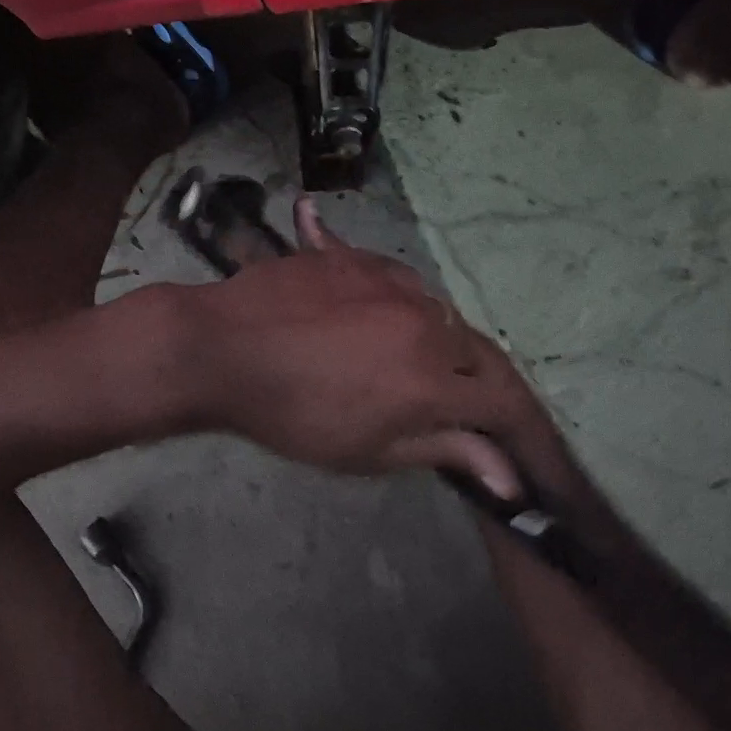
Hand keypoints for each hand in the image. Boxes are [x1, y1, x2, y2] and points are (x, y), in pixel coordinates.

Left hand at [167, 198, 553, 499]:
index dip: (509, 423)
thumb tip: (511, 476)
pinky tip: (374, 309)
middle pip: (474, 351)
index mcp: (433, 378)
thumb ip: (442, 450)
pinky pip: (394, 275)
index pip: (502, 399)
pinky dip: (396, 299)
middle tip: (443, 400)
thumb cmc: (291, 414)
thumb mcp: (367, 450)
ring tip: (402, 358)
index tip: (500, 435)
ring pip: (437, 310)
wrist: (220, 348)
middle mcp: (426, 322)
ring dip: (434, 337)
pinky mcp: (355, 254)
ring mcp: (389, 280)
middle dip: (471, 380)